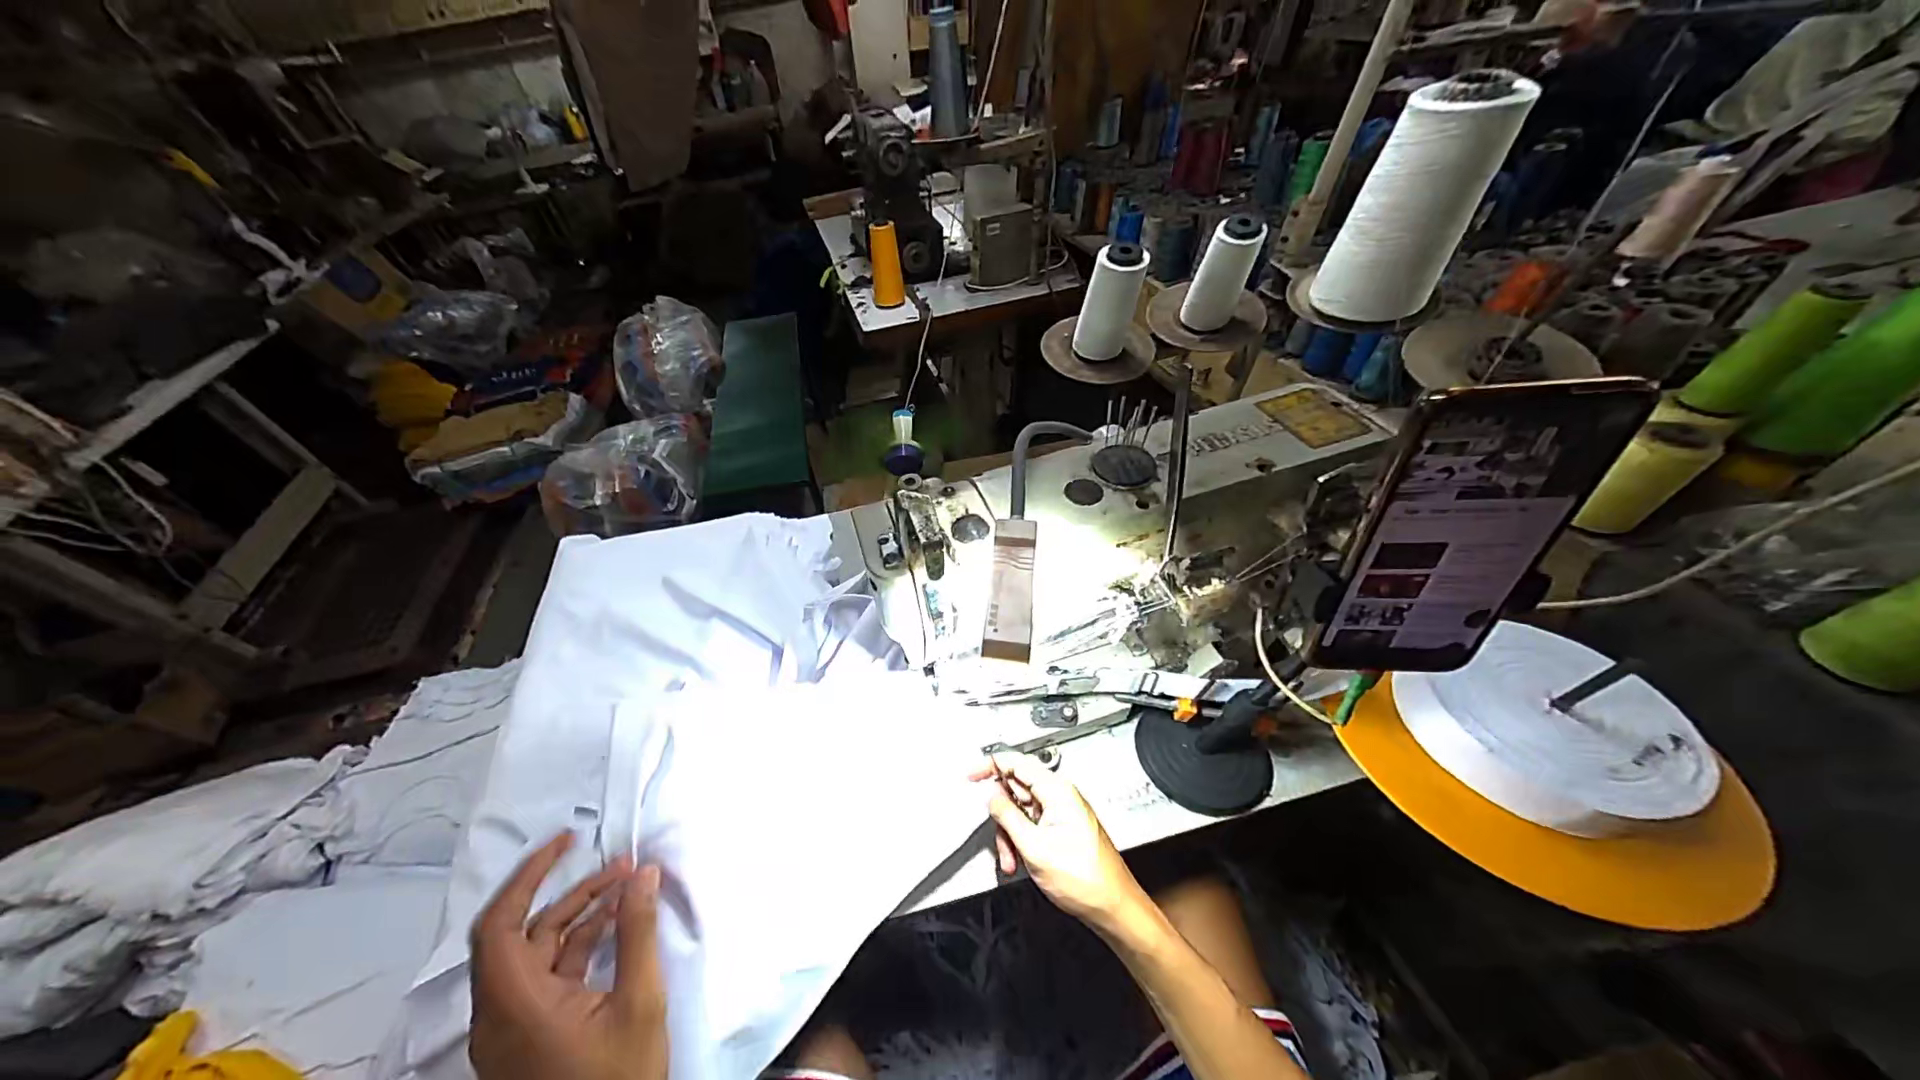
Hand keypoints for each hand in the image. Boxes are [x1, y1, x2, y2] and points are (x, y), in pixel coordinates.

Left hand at [469, 832, 667, 1079]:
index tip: (565, 842)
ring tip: (628, 885)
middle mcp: (500, 1014)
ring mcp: (513, 1026)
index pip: (498, 925)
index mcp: (514, 1006)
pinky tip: (617, 923)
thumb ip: (638, 933)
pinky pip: (549, 974)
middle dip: (573, 890)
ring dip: (582, 915)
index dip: (528, 875)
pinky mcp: (530, 1033)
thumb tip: (643, 874)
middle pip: (524, 933)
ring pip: (539, 952)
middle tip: (620, 864)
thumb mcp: (638, 1003)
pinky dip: (580, 944)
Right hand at [972, 753, 1150, 931]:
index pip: (1018, 762)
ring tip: (1012, 858)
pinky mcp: (1063, 827)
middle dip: (1002, 815)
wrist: (1111, 905)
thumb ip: (1008, 816)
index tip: (973, 775)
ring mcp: (1063, 811)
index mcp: (1057, 791)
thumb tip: (992, 796)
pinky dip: (1022, 841)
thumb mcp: (1033, 846)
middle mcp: (1061, 796)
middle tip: (999, 836)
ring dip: (1010, 834)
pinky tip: (1021, 860)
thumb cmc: (1086, 879)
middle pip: (1018, 789)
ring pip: (1022, 810)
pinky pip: (1033, 824)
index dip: (992, 766)